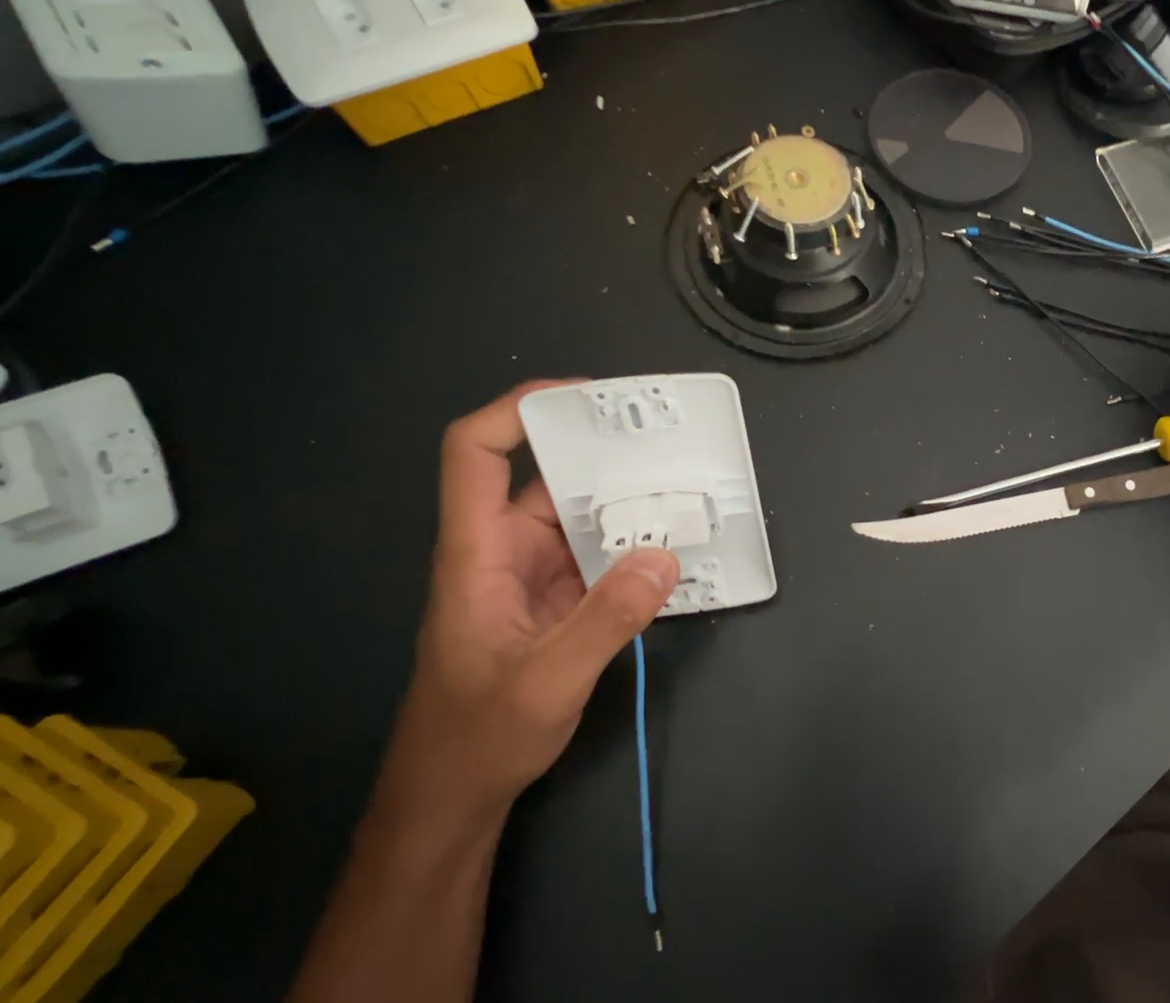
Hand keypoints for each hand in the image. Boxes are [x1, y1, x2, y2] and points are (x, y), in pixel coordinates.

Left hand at [387, 381, 679, 816]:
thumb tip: (664, 557)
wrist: (453, 796)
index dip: (521, 411)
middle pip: (545, 478)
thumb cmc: (478, 737)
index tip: (587, 401)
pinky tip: (675, 551)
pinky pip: (597, 559)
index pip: (476, 453)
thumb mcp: (546, 681)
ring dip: (626, 504)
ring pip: (578, 519)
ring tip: (687, 490)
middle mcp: (502, 552)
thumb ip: (606, 620)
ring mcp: (530, 578)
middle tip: (668, 442)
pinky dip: (633, 549)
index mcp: (477, 553)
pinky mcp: (554, 605)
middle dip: (602, 454)